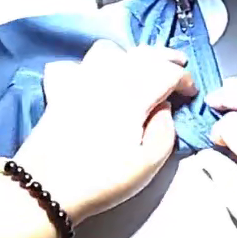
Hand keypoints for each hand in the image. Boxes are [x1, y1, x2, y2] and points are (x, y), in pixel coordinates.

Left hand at [12, 40, 195, 223]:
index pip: (168, 71)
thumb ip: (166, 129)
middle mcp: (107, 77)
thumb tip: (163, 107)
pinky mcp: (59, 90)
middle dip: (164, 57)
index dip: (185, 79)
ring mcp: (80, 80)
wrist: (46, 187)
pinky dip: (89, 68)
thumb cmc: (102, 179)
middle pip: (141, 53)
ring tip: (138, 70)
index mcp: (133, 92)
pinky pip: (75, 65)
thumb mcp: (149, 163)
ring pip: (109, 50)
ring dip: (129, 55)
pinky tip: (94, 81)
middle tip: (178, 67)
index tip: (190, 93)